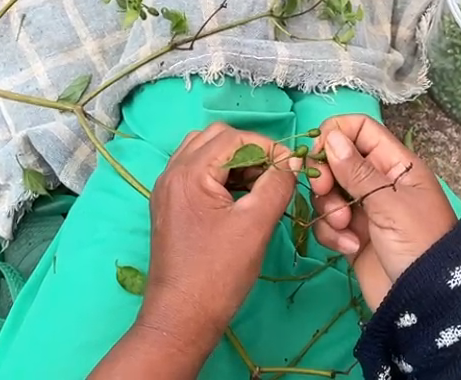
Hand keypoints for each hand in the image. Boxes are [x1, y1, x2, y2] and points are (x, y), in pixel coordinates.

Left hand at [134, 124, 300, 354]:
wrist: (179, 322)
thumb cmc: (218, 274)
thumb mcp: (256, 226)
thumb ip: (276, 185)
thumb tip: (293, 161)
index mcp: (189, 172)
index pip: (234, 137)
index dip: (267, 146)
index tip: (291, 166)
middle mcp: (172, 172)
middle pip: (216, 137)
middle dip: (249, 148)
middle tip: (274, 172)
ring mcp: (167, 188)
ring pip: (205, 151)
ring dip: (234, 159)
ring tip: (259, 182)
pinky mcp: (169, 204)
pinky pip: (196, 171)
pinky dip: (220, 173)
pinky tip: (240, 195)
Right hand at [308, 114, 456, 308]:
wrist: (426, 304)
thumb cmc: (418, 243)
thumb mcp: (390, 203)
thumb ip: (358, 170)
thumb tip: (331, 137)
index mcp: (394, 164)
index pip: (360, 129)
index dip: (336, 134)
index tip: (319, 152)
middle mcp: (377, 181)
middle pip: (338, 159)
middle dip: (326, 174)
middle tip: (324, 190)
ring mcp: (364, 209)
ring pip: (329, 192)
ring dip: (330, 208)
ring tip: (345, 228)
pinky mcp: (352, 236)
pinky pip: (329, 223)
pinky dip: (332, 234)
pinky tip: (349, 248)